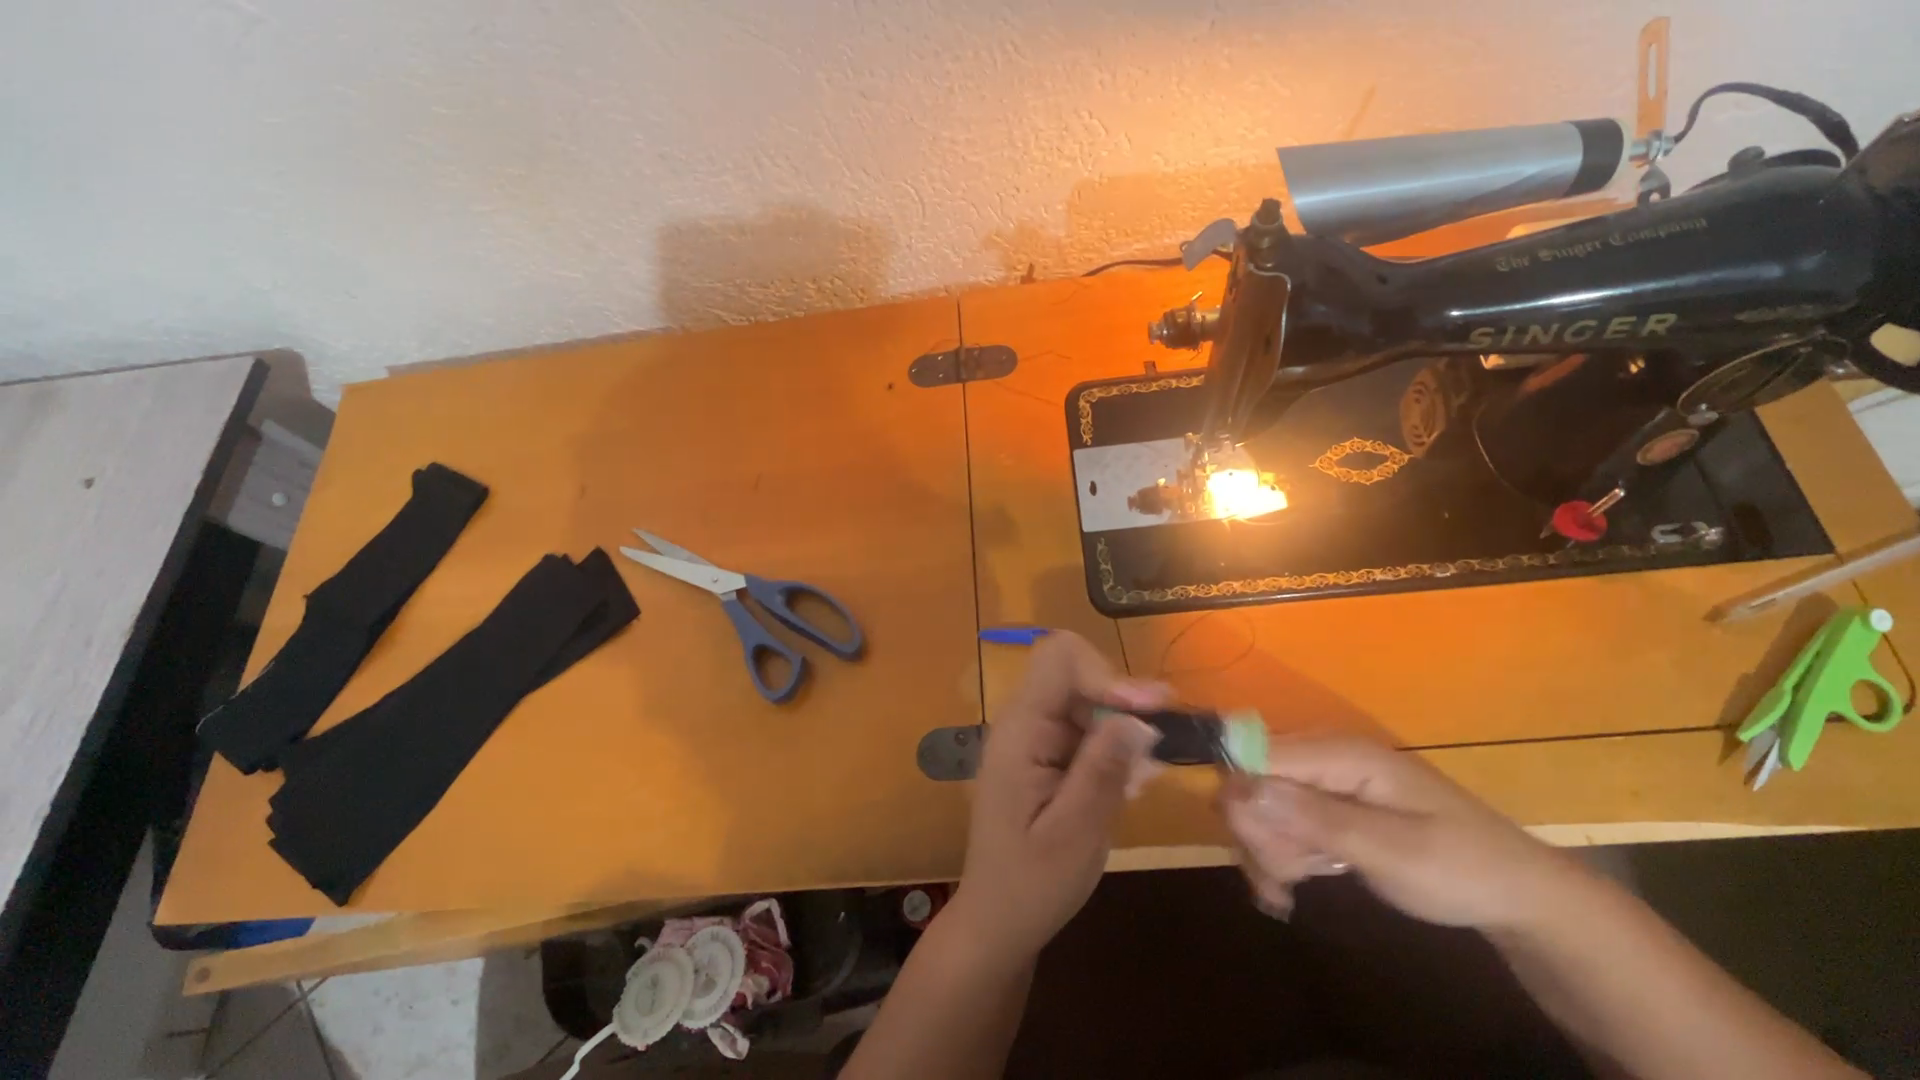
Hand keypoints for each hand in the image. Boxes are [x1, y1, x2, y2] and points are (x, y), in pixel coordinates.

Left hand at [950, 632, 1168, 960]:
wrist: (999, 920)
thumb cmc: (1032, 884)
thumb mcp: (1076, 832)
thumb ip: (1103, 769)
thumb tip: (1140, 716)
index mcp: (1019, 732)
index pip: (1060, 659)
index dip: (1109, 675)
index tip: (1151, 715)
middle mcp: (1023, 723)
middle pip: (1079, 674)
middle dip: (1123, 705)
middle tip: (1151, 756)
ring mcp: (1034, 739)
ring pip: (1090, 702)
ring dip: (1122, 732)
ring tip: (1137, 783)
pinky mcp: (1047, 756)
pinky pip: (1088, 731)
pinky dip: (1114, 750)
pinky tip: (1125, 789)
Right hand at [1220, 736, 1590, 929]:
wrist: (1516, 896)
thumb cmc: (1460, 869)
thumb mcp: (1390, 850)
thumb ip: (1314, 819)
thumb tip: (1237, 787)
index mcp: (1342, 753)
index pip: (1257, 755)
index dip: (1242, 802)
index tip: (1261, 853)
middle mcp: (1327, 757)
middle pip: (1252, 782)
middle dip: (1256, 835)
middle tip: (1284, 882)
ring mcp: (1327, 782)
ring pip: (1260, 807)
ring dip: (1264, 852)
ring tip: (1287, 893)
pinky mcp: (1329, 807)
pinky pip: (1279, 823)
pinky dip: (1277, 856)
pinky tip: (1289, 887)